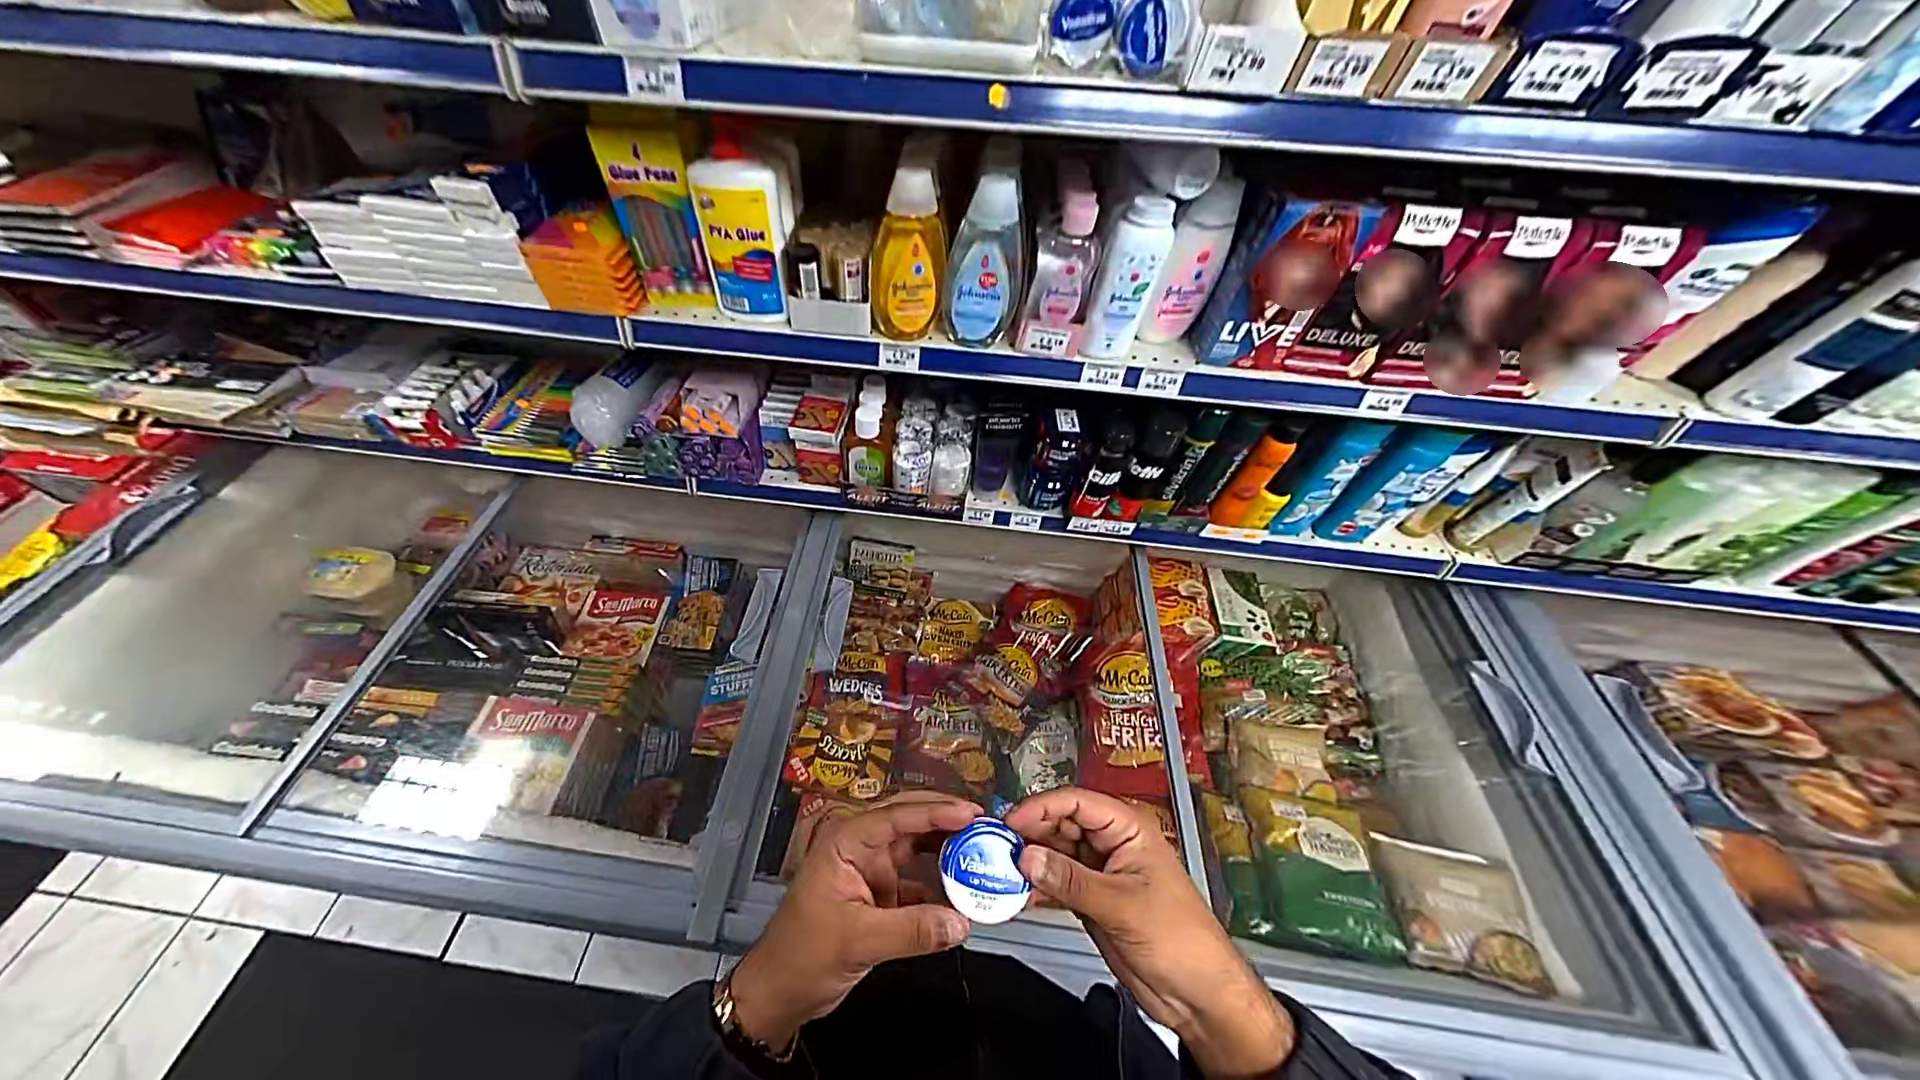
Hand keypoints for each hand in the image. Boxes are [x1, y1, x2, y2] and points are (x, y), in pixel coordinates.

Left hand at [728, 793, 980, 1047]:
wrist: (780, 992)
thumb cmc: (802, 955)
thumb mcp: (857, 941)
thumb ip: (911, 931)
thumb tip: (961, 923)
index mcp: (847, 840)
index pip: (897, 815)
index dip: (936, 811)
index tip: (970, 813)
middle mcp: (863, 845)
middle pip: (912, 821)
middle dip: (948, 819)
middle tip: (986, 824)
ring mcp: (874, 868)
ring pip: (919, 847)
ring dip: (949, 848)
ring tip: (983, 847)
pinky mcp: (884, 893)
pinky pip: (920, 880)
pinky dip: (943, 883)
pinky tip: (966, 889)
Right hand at [1005, 787, 1292, 1078]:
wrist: (1198, 994)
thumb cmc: (1184, 940)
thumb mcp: (1122, 905)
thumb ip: (1071, 880)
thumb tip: (1029, 856)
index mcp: (1128, 827)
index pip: (1075, 801)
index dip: (1040, 807)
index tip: (1011, 822)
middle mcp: (1111, 842)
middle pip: (1060, 822)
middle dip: (1029, 832)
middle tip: (999, 846)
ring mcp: (1099, 870)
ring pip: (1054, 851)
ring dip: (1030, 859)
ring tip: (1003, 869)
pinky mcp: (1091, 897)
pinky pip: (1056, 879)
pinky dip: (1037, 884)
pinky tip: (1020, 892)